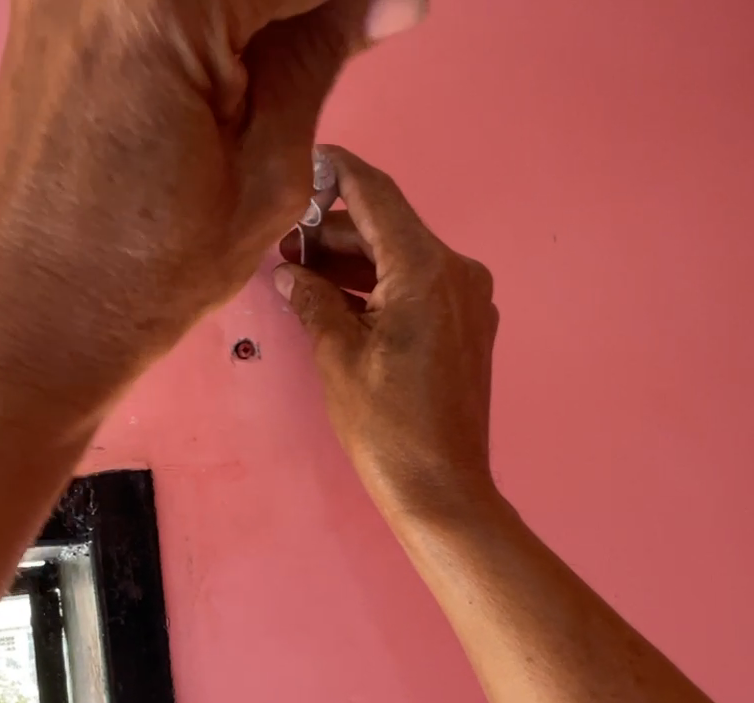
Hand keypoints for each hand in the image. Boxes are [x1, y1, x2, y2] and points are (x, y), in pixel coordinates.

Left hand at [0, 0, 427, 402]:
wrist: (38, 320)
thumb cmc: (147, 277)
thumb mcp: (264, 182)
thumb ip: (316, 65)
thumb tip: (381, 2)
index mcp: (161, 3)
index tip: (396, 13)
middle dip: (301, 5)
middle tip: (338, 40)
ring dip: (251, 17)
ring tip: (277, 66)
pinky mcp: (47, 10)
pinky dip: (200, 21)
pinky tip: (224, 60)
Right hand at [275, 146, 501, 522]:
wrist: (441, 488)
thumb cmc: (386, 426)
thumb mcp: (338, 358)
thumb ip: (314, 301)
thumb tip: (290, 271)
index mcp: (426, 269)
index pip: (376, 195)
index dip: (338, 171)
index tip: (305, 162)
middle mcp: (457, 272)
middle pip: (389, 229)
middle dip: (335, 231)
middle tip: (286, 245)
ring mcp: (468, 301)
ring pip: (403, 260)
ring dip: (356, 263)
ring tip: (304, 274)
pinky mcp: (466, 327)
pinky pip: (419, 289)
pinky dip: (380, 288)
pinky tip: (340, 300)